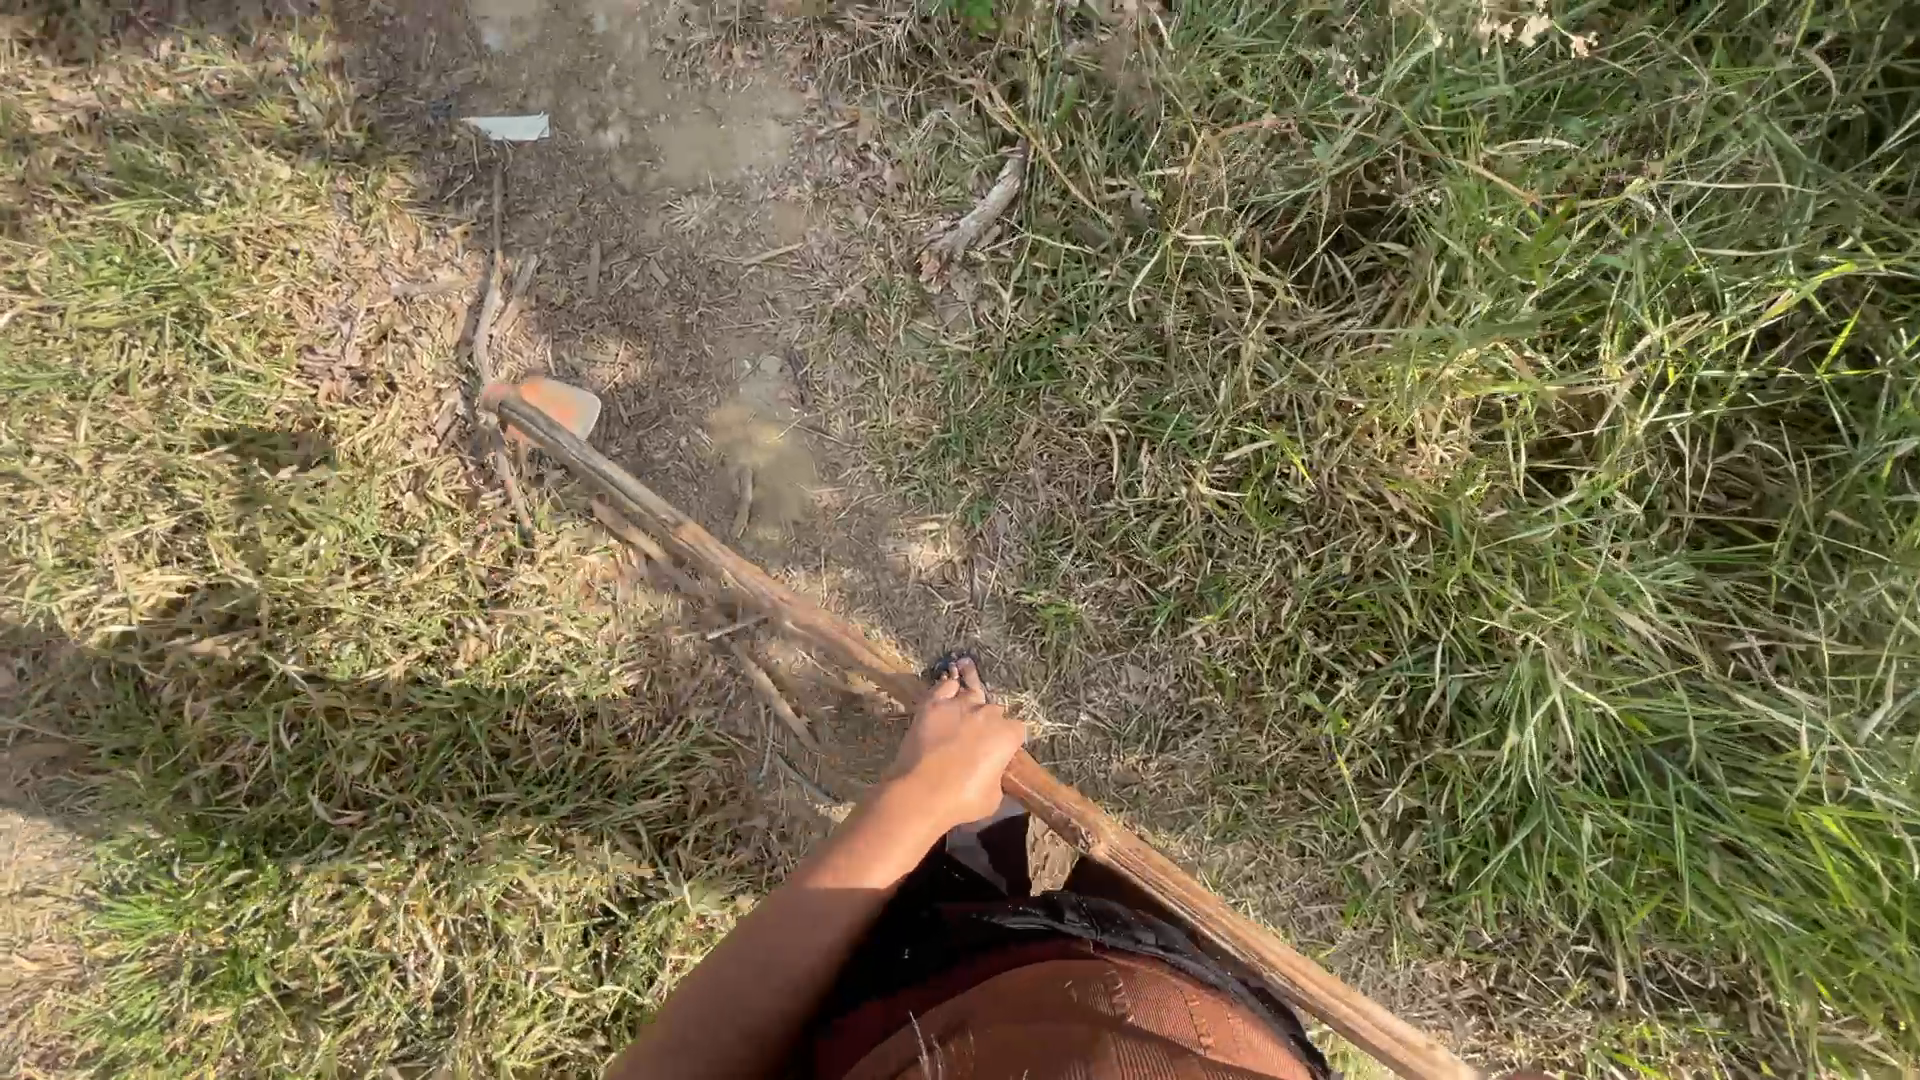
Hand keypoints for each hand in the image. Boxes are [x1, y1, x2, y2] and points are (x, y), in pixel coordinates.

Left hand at [882, 657, 1025, 832]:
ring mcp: (959, 705)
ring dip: (971, 707)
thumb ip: (997, 776)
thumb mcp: (993, 797)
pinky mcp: (933, 705)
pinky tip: (947, 701)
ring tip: (962, 721)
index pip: (1018, 729)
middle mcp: (986, 714)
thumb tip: (993, 772)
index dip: (1010, 741)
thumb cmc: (962, 800)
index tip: (1002, 752)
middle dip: (991, 724)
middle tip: (978, 743)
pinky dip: (949, 691)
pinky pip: (945, 687)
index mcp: (1006, 735)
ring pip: (972, 696)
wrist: (921, 792)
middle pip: (995, 711)